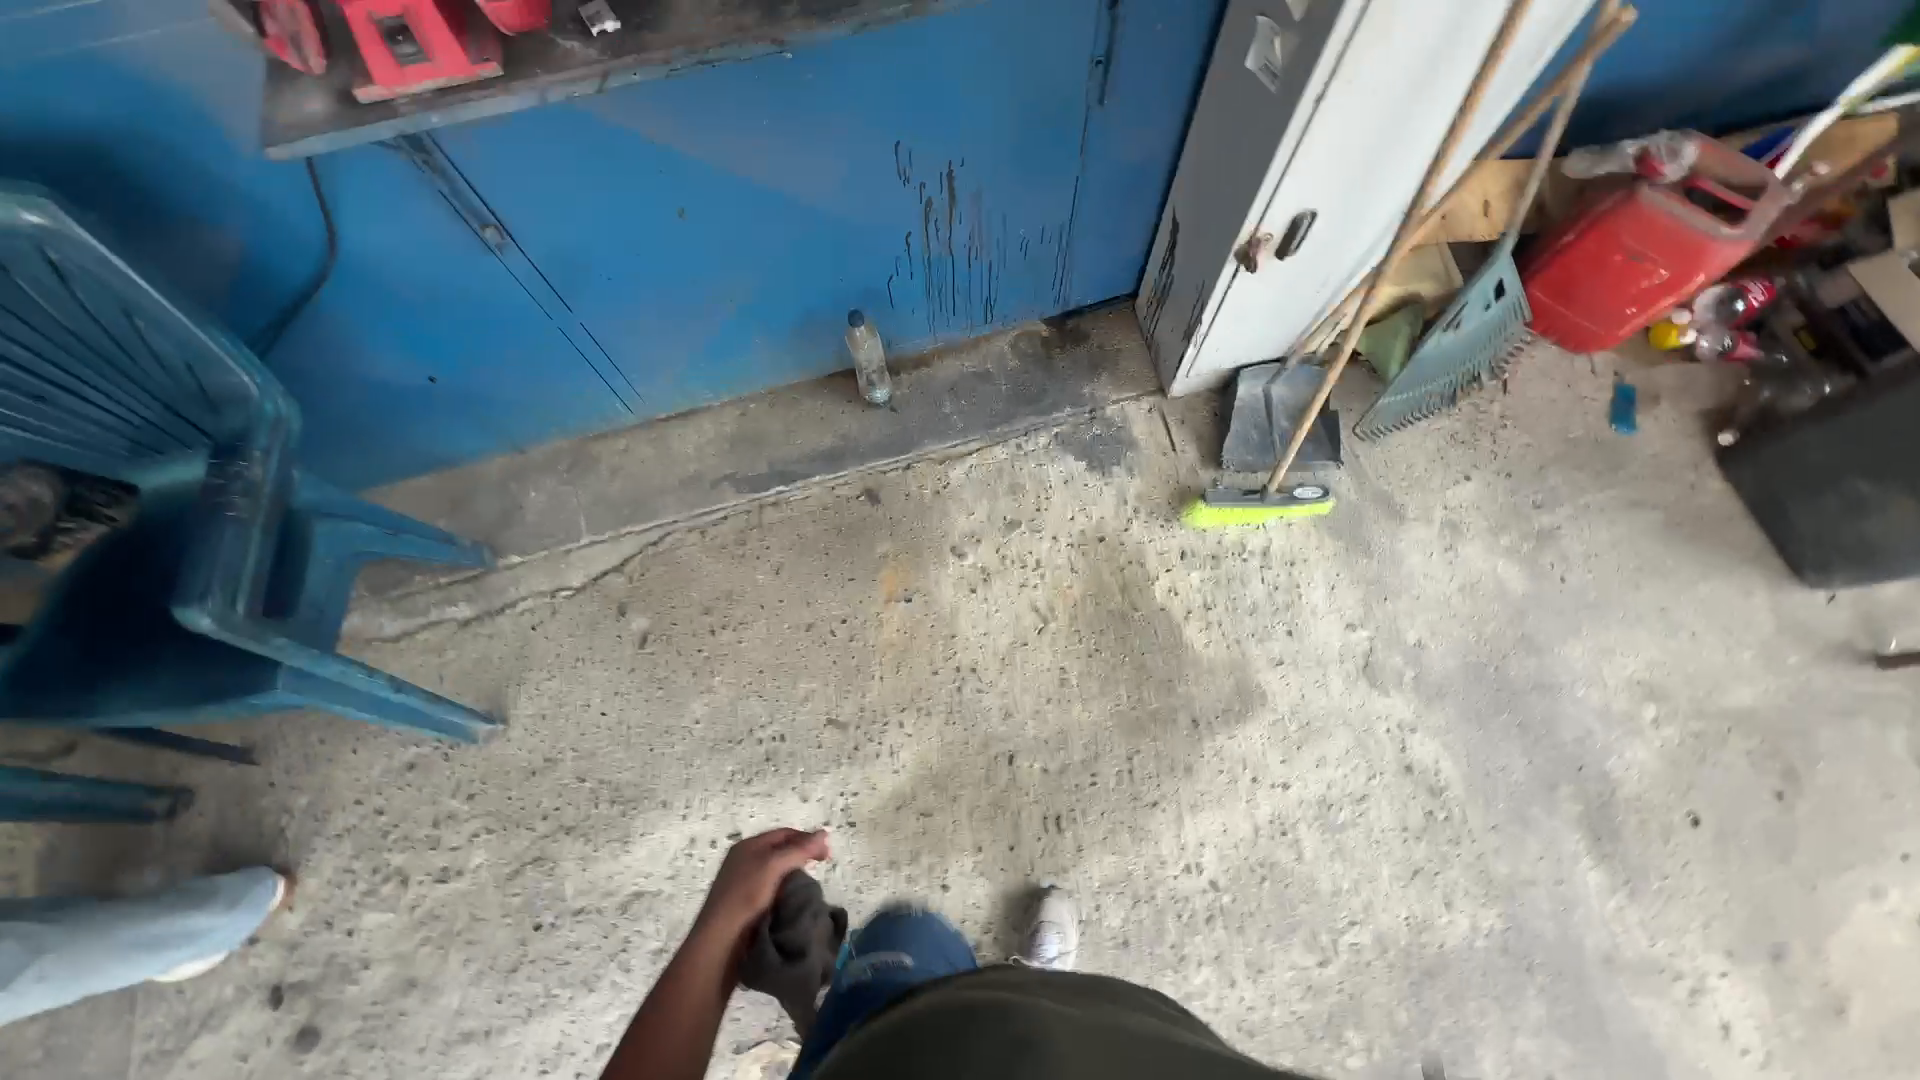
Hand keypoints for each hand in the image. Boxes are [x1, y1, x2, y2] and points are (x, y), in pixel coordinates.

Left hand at [693, 828, 830, 941]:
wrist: (720, 939)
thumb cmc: (746, 896)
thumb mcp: (773, 866)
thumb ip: (798, 849)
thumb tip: (824, 833)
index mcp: (748, 846)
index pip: (784, 834)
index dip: (807, 839)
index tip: (827, 853)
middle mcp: (745, 859)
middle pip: (781, 850)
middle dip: (802, 854)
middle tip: (821, 865)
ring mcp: (744, 881)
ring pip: (777, 869)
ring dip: (795, 873)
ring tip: (810, 882)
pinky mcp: (746, 901)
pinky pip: (772, 887)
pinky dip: (786, 888)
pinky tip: (794, 896)